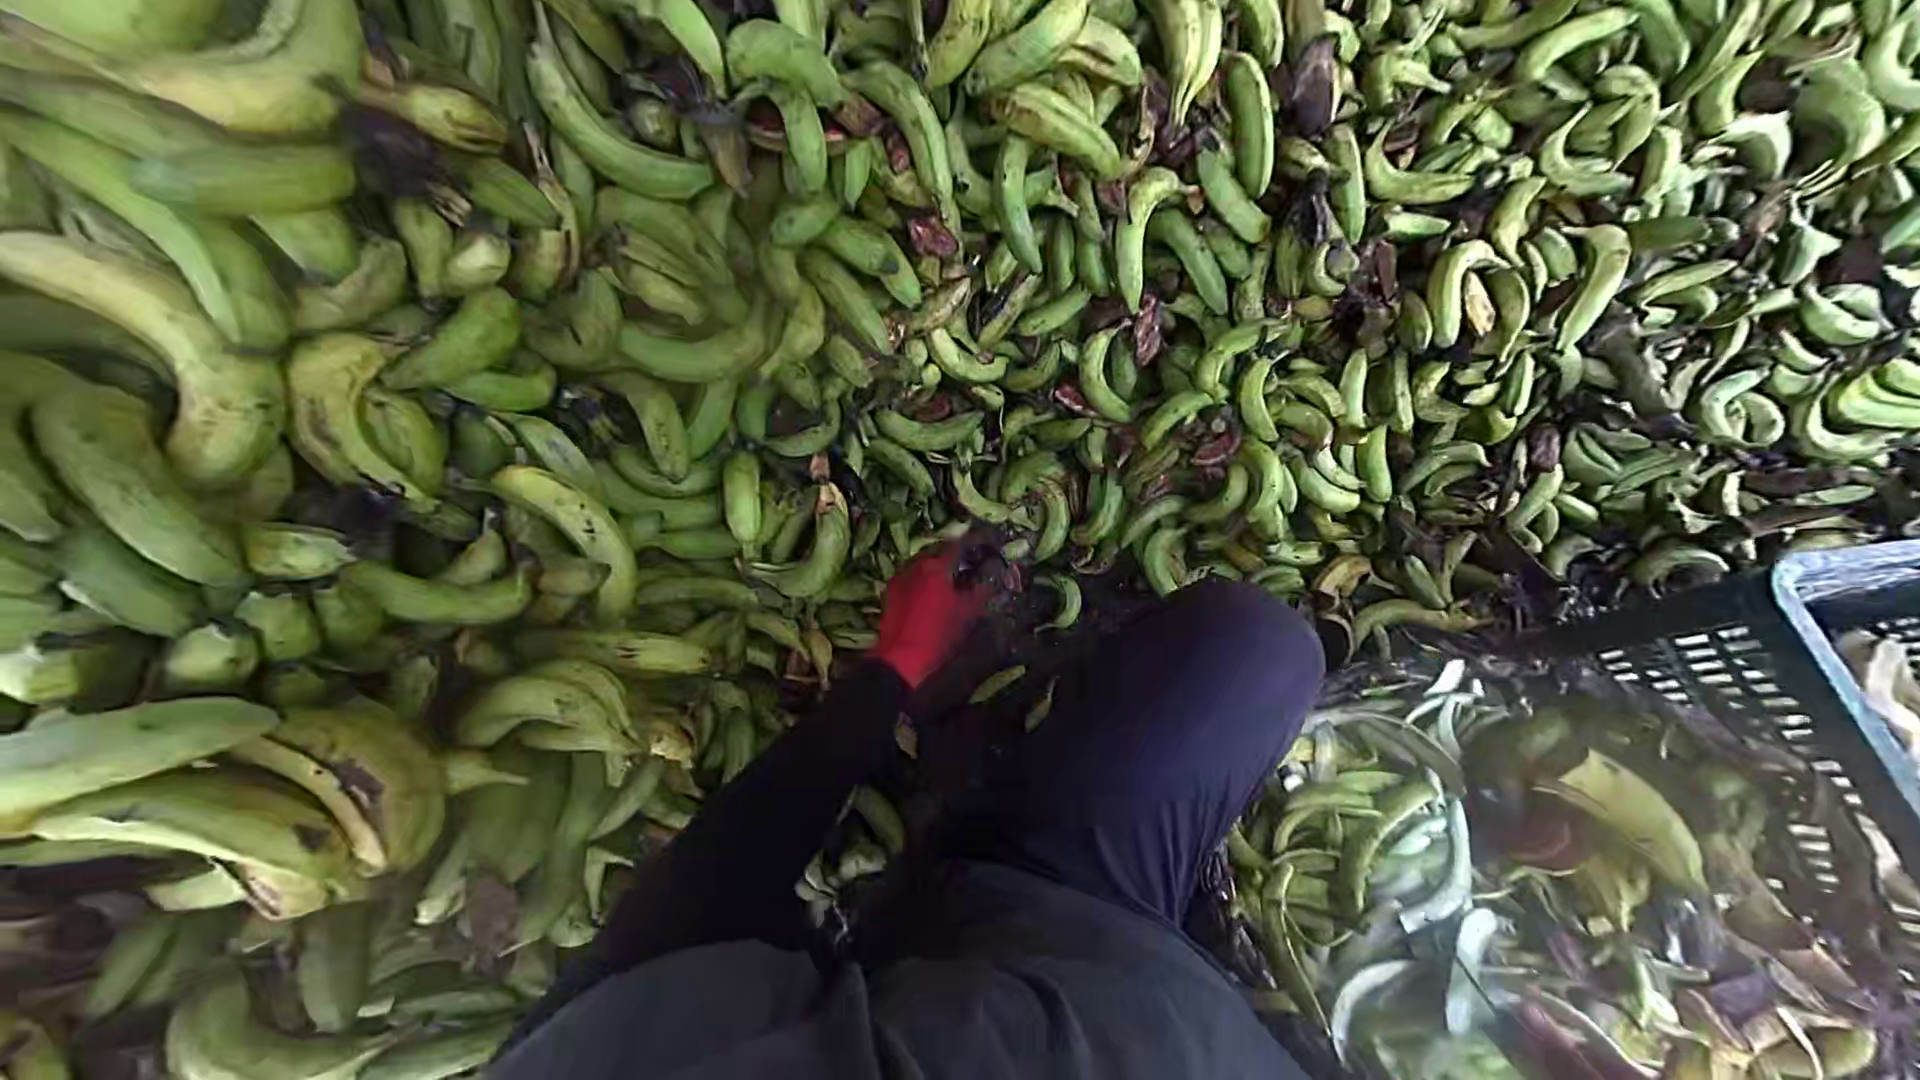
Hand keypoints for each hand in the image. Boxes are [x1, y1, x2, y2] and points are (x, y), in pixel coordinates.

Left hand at [870, 542, 996, 688]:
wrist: (900, 658)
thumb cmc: (938, 634)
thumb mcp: (967, 612)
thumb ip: (981, 587)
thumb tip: (993, 571)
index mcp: (936, 566)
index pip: (959, 544)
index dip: (975, 542)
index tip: (986, 544)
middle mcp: (915, 565)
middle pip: (938, 551)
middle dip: (954, 554)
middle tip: (969, 563)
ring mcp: (899, 577)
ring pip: (922, 563)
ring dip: (937, 566)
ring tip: (950, 578)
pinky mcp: (890, 592)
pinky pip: (911, 577)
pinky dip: (923, 579)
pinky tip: (930, 592)